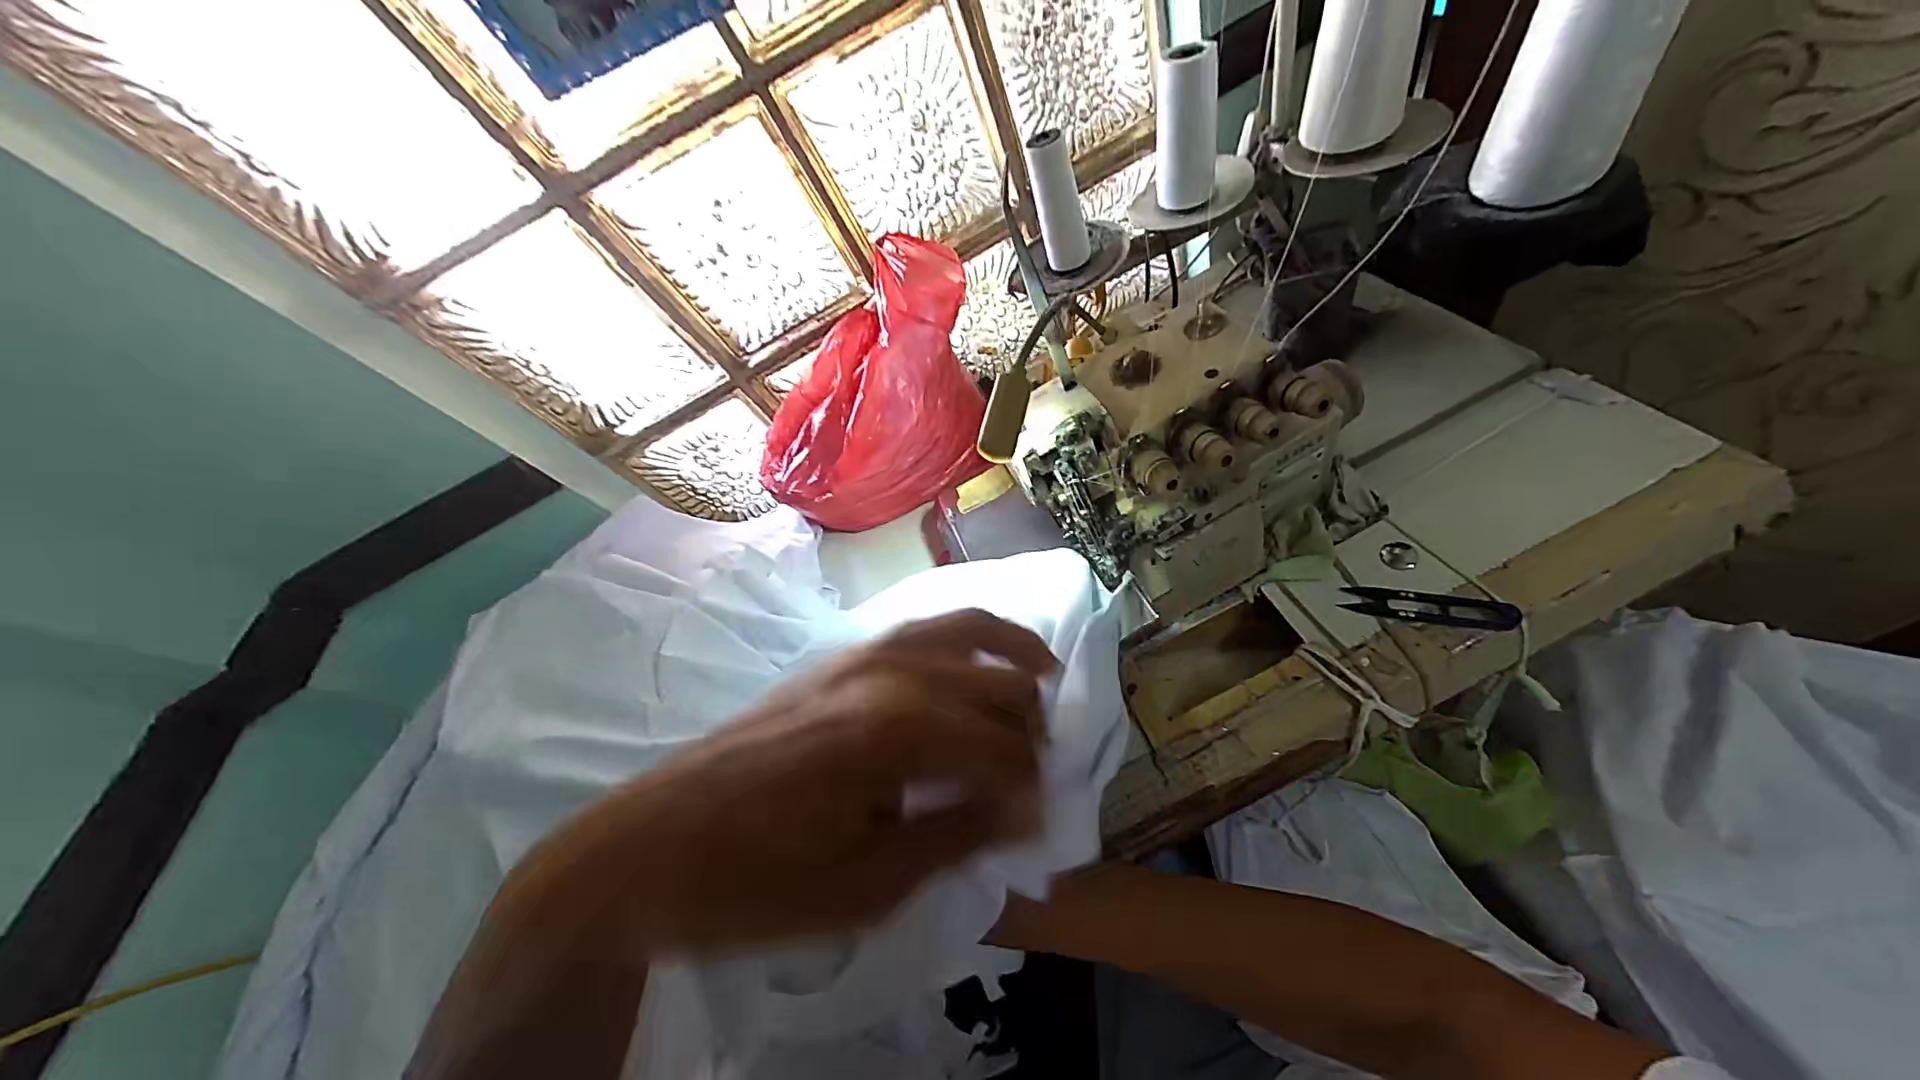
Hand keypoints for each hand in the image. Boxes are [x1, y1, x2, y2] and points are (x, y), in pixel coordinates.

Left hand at [521, 608, 1058, 953]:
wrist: (651, 845)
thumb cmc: (756, 881)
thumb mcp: (868, 887)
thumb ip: (956, 837)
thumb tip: (1024, 808)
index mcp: (899, 731)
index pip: (1004, 752)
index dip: (1031, 792)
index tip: (1033, 829)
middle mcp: (891, 671)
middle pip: (1000, 683)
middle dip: (1030, 730)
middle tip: (1031, 778)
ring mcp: (863, 652)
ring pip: (969, 629)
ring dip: (1014, 657)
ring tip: (1043, 682)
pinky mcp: (840, 655)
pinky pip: (927, 627)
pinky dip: (970, 638)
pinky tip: (977, 665)